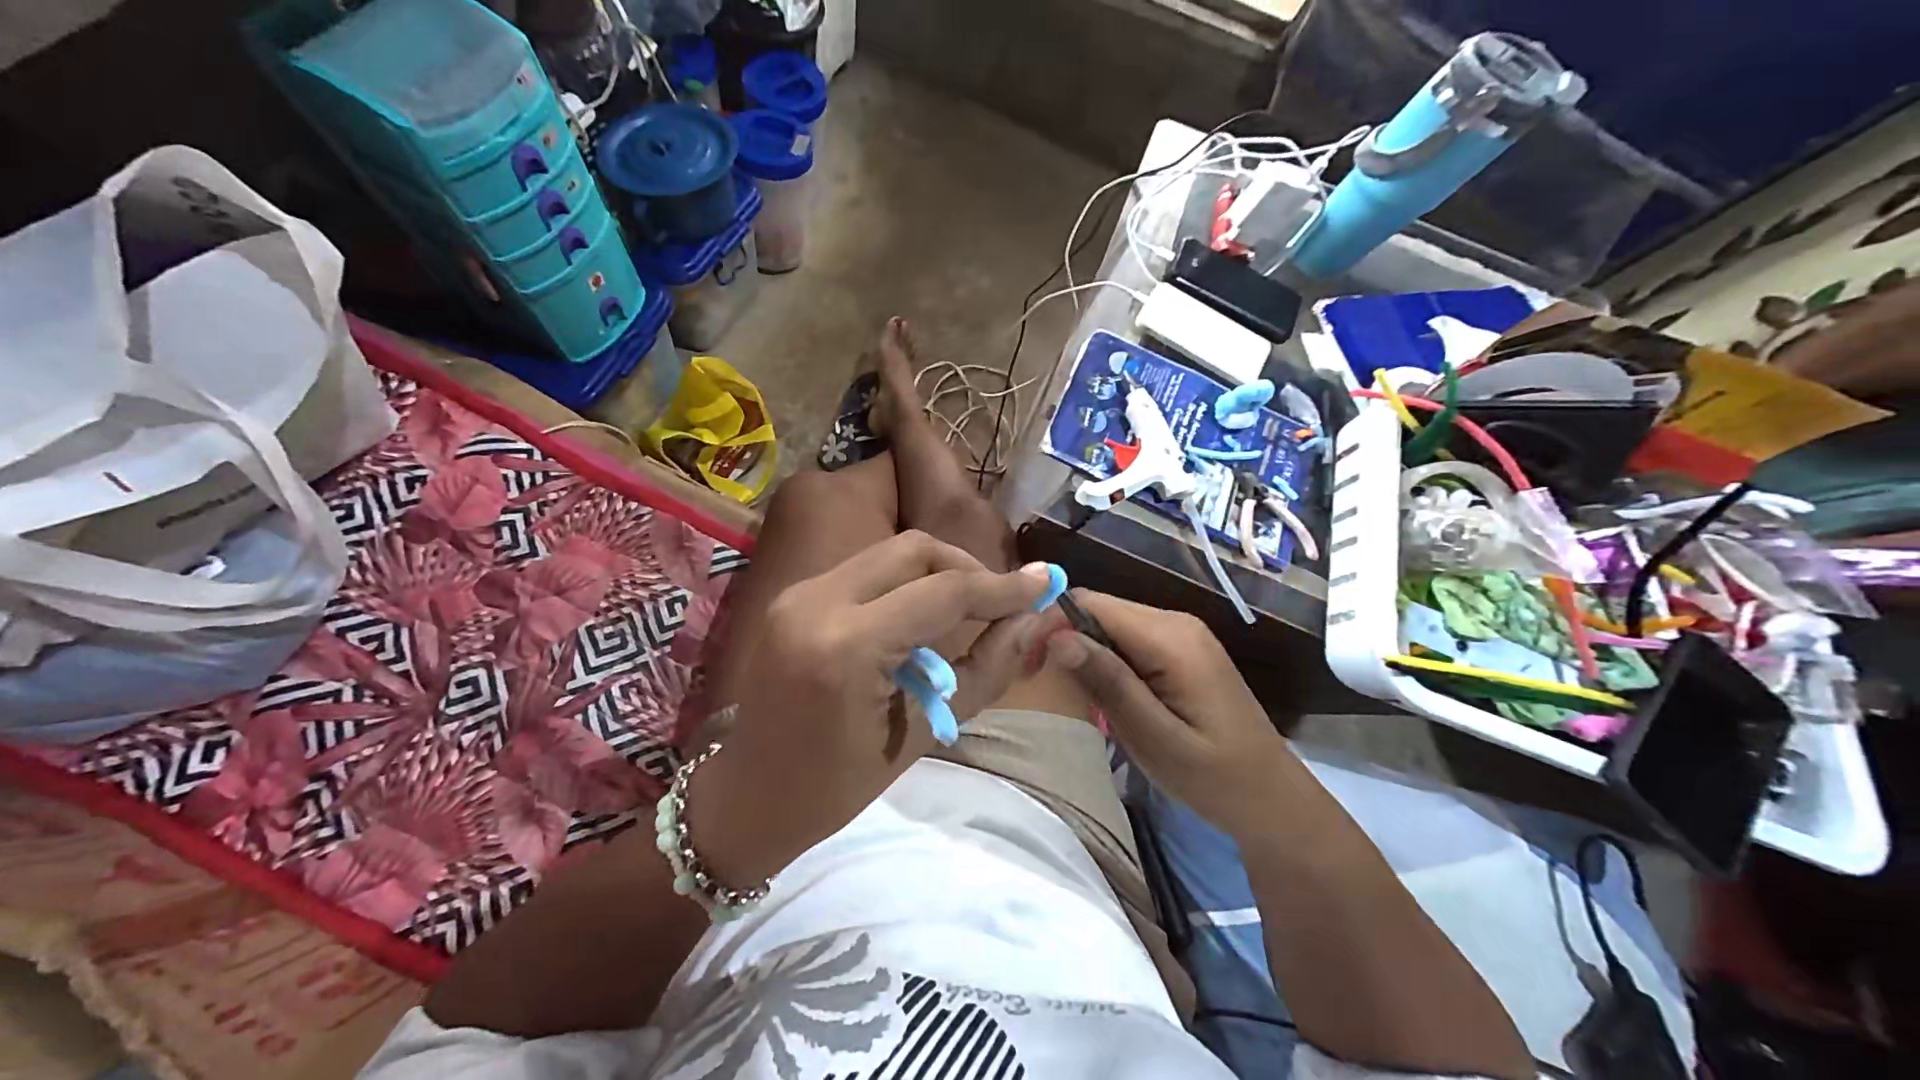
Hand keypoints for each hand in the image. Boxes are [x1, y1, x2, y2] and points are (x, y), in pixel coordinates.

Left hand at [688, 531, 1051, 881]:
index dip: (1002, 586)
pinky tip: (917, 619)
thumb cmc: (836, 786)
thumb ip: (986, 668)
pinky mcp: (791, 595)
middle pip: (914, 550)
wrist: (747, 797)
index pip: (943, 592)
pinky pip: (864, 571)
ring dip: (935, 573)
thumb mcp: (921, 733)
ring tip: (964, 613)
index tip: (1046, 583)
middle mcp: (816, 601)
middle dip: (967, 568)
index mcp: (846, 646)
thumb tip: (1035, 620)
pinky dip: (902, 584)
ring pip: (888, 554)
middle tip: (1000, 602)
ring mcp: (797, 593)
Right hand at [1041, 590, 1291, 834]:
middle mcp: (1176, 622)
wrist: (1271, 798)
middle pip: (1099, 608)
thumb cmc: (1213, 777)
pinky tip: (1102, 692)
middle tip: (1037, 679)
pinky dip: (1105, 659)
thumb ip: (1108, 682)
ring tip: (1069, 691)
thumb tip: (1055, 635)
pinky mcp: (1181, 649)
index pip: (1091, 604)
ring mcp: (1182, 633)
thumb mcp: (1154, 737)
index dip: (1050, 623)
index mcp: (1171, 638)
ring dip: (1082, 649)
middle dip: (1062, 636)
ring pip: (1110, 623)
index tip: (1024, 662)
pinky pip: (1128, 639)